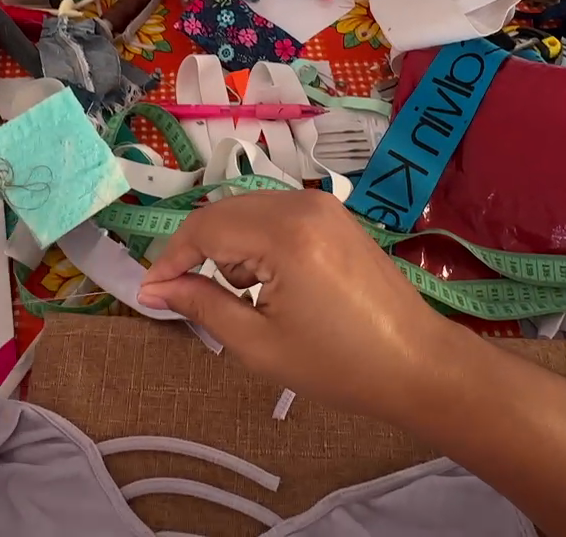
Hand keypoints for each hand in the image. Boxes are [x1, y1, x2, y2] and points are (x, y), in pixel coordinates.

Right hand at [137, 190, 476, 422]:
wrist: (415, 361)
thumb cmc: (337, 363)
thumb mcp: (259, 344)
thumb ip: (203, 305)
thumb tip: (155, 288)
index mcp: (284, 233)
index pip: (205, 228)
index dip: (171, 258)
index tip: (150, 292)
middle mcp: (300, 202)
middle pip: (223, 211)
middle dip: (198, 252)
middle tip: (189, 297)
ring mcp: (320, 202)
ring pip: (247, 209)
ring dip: (229, 246)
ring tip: (247, 298)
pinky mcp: (333, 211)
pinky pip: (275, 212)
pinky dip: (257, 239)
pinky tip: (272, 279)